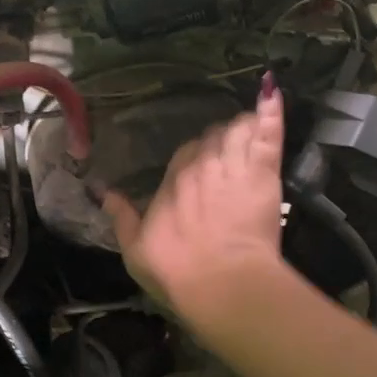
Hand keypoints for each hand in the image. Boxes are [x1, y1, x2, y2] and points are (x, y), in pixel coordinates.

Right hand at [101, 74, 285, 322]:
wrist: (221, 283)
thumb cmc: (176, 271)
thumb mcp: (135, 249)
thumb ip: (122, 217)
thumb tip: (104, 193)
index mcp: (173, 181)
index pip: (185, 153)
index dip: (195, 155)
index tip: (201, 162)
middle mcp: (202, 166)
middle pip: (213, 138)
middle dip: (220, 139)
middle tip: (227, 149)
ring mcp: (233, 167)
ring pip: (239, 131)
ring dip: (243, 126)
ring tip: (250, 123)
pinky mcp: (264, 173)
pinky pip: (268, 135)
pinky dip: (271, 112)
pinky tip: (272, 92)